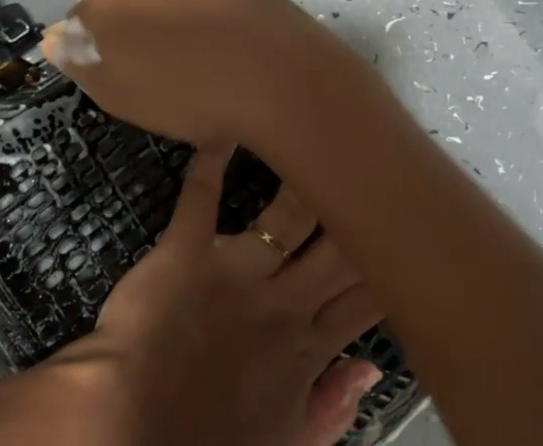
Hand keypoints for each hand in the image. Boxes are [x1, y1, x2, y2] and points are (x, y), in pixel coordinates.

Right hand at [41, 0, 374, 145]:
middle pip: (120, 1)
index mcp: (102, 5)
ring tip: (196, 52)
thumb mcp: (120, 97)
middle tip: (157, 68)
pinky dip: (203, 5)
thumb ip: (79, 65)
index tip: (115, 74)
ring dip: (167, 13)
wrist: (281, 79)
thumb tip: (54, 40)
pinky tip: (224, 34)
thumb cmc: (188, 96)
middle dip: (130, 27)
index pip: (78, 22)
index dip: (93, 49)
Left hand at [53, 148, 386, 445]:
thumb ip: (333, 402)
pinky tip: (222, 128)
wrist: (136, 416)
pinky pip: (201, 197)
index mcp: (311, 345)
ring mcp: (234, 270)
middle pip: (341, 246)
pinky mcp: (184, 250)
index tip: (405, 230)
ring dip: (304, 178)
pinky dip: (210, 160)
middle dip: (361, 209)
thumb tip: (370, 365)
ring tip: (315, 138)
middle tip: (376, 168)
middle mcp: (284, 300)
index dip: (391, 262)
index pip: (369, 296)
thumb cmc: (209, 430)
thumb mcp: (289, 438)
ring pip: (288, 213)